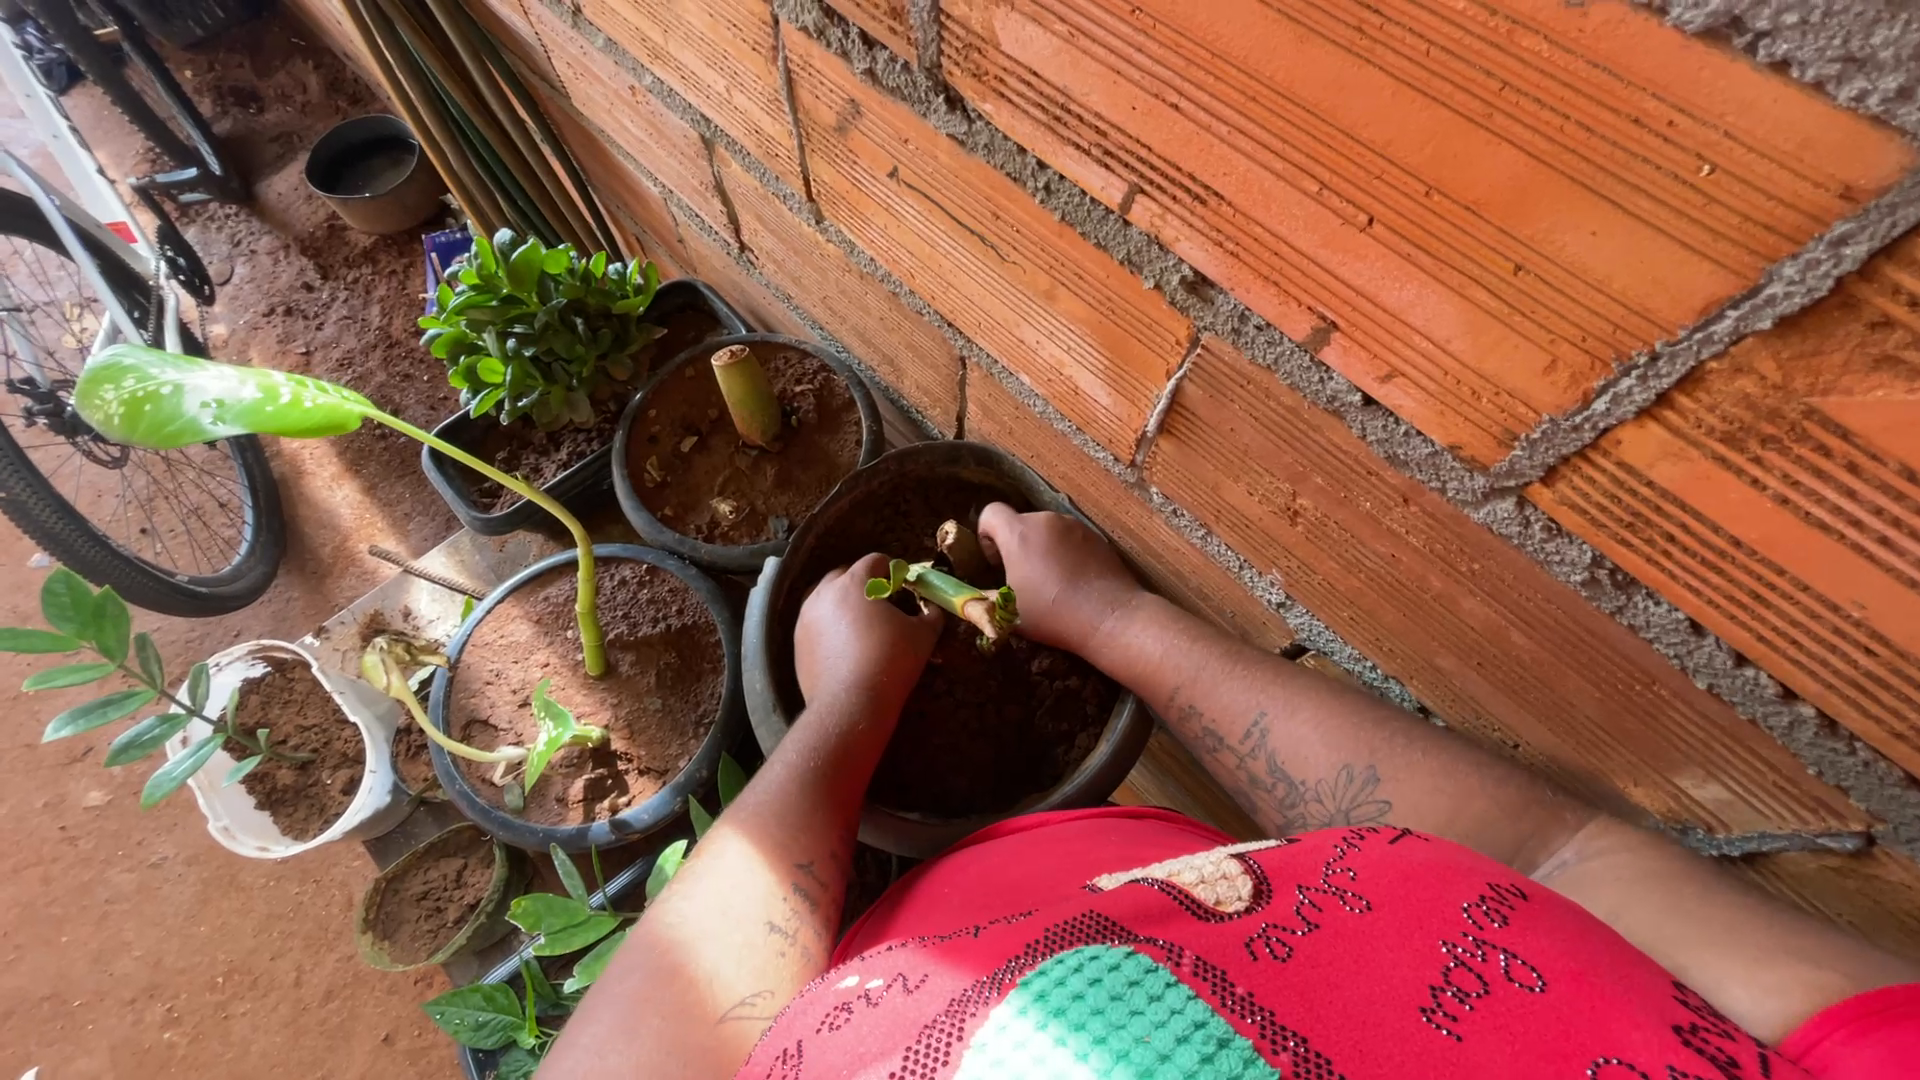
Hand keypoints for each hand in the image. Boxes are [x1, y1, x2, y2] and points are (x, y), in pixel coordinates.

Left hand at [794, 553, 943, 715]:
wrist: (851, 704)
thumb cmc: (890, 662)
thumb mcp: (922, 636)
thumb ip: (931, 615)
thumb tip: (933, 609)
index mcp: (854, 583)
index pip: (874, 560)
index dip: (892, 570)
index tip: (901, 586)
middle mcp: (824, 593)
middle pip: (844, 574)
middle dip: (862, 582)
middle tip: (880, 603)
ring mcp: (806, 617)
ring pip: (825, 597)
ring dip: (842, 602)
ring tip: (860, 624)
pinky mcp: (797, 641)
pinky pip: (815, 622)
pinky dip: (829, 626)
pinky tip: (844, 646)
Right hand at [977, 503, 1144, 651]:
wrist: (1108, 617)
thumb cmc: (1052, 614)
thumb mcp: (1007, 614)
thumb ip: (983, 598)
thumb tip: (970, 597)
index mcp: (1018, 533)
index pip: (990, 513)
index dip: (986, 535)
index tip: (997, 563)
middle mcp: (1045, 520)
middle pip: (1020, 523)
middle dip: (1016, 546)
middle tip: (1023, 580)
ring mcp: (1074, 526)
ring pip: (1046, 531)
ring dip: (1041, 549)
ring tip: (1052, 583)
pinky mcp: (1096, 536)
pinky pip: (1069, 538)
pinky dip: (1065, 553)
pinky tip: (1074, 581)